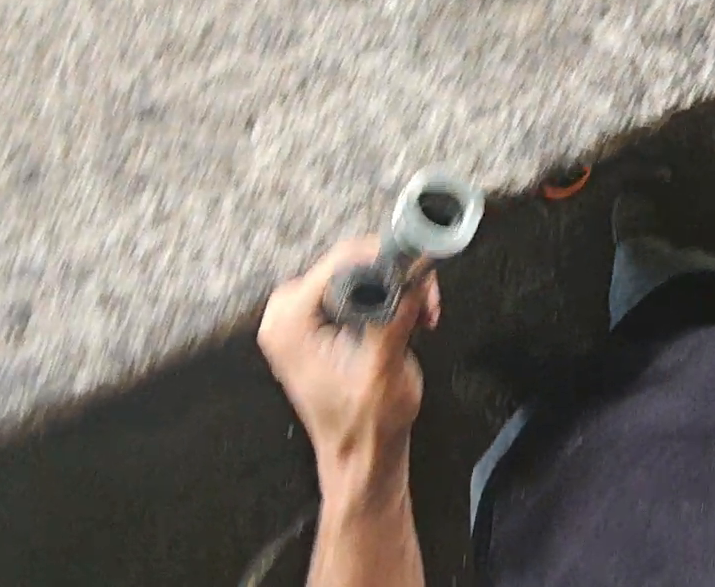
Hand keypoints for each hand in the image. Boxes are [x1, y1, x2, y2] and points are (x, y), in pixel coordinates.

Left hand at [258, 238, 441, 497]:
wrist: (361, 458)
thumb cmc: (365, 427)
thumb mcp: (385, 366)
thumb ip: (398, 311)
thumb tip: (416, 268)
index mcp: (290, 322)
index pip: (344, 259)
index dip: (390, 257)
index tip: (423, 266)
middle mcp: (288, 312)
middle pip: (354, 260)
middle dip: (398, 274)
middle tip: (426, 301)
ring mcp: (302, 313)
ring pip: (364, 268)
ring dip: (400, 286)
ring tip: (423, 316)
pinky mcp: (321, 317)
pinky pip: (363, 283)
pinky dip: (392, 294)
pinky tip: (411, 319)